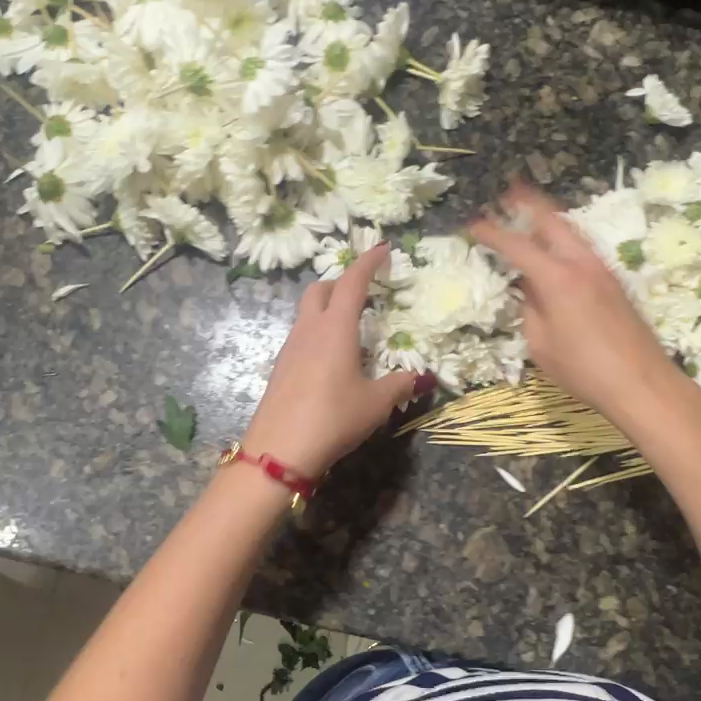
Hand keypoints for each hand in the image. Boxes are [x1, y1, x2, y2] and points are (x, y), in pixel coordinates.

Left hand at [241, 245, 421, 477]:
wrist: (280, 451)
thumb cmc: (334, 418)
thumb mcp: (376, 404)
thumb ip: (399, 385)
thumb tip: (421, 377)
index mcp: (335, 328)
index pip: (352, 282)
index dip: (368, 262)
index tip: (382, 249)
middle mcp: (309, 330)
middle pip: (320, 289)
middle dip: (341, 282)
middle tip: (362, 290)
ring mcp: (289, 349)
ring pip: (306, 313)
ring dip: (327, 308)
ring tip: (349, 326)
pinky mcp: (280, 369)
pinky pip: (300, 337)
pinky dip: (317, 333)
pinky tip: (330, 358)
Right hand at [469, 182, 689, 428]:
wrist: (641, 382)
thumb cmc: (584, 370)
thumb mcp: (541, 345)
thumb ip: (529, 309)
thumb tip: (527, 288)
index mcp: (557, 278)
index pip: (516, 245)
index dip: (492, 233)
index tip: (473, 224)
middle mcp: (581, 263)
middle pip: (551, 219)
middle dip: (527, 203)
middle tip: (507, 193)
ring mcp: (602, 269)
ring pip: (571, 230)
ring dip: (548, 218)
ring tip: (529, 213)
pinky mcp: (614, 281)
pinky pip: (583, 247)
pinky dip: (564, 238)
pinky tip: (555, 248)